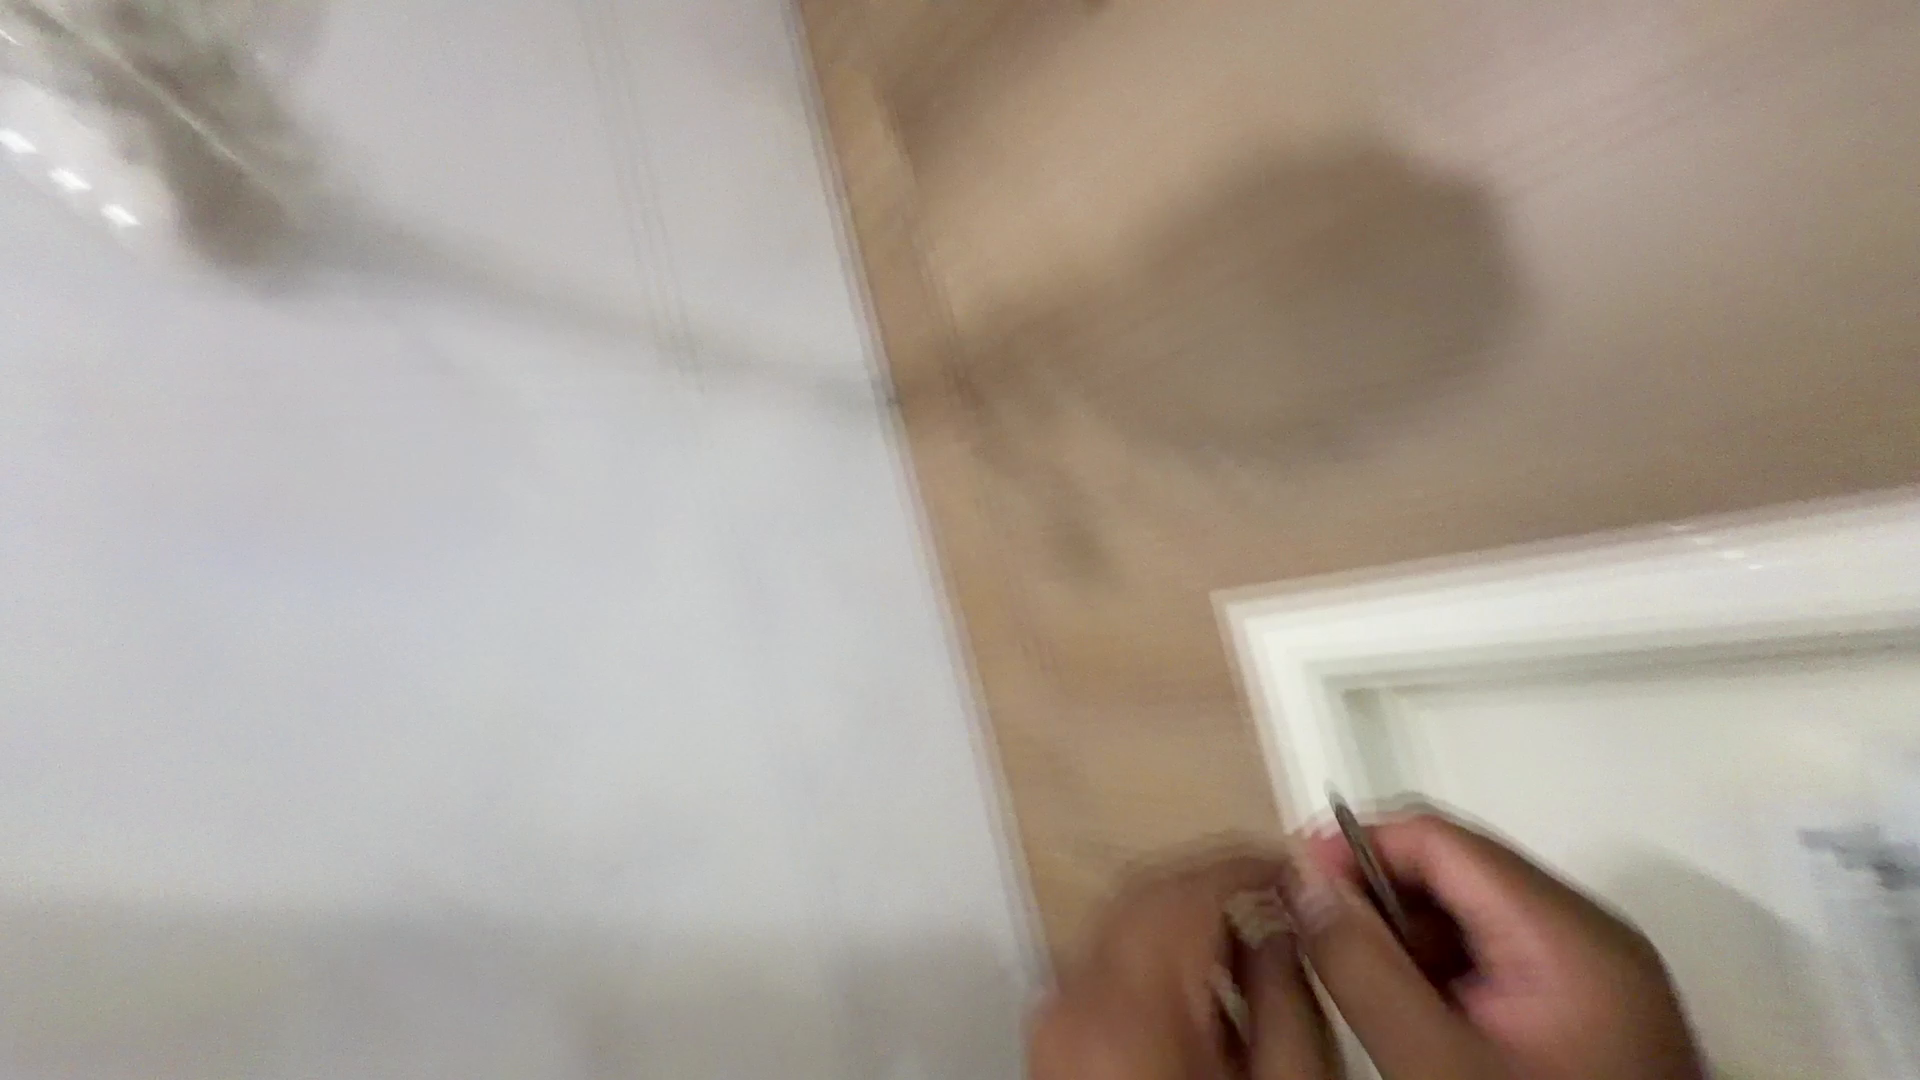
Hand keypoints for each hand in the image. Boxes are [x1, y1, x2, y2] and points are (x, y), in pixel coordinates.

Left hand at [1029, 846, 1337, 1079]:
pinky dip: (1152, 952)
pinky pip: (1103, 960)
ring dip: (1182, 917)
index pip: (1182, 892)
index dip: (1239, 865)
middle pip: (1143, 897)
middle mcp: (1073, 996)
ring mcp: (1052, 1013)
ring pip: (1121, 922)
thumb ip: (1287, 999)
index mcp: (1130, 1007)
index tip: (1286, 864)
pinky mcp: (1052, 1032)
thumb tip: (1280, 926)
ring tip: (1245, 950)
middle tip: (1272, 900)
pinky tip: (1200, 987)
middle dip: (1211, 886)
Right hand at [1288, 812, 1705, 1079]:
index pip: (1434, 836)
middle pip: (1446, 865)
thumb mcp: (1436, 1062)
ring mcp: (1584, 968)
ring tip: (1361, 981)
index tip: (1296, 881)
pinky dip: (1426, 962)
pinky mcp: (1573, 1000)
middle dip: (1370, 892)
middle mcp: (1585, 935)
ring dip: (1394, 930)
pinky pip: (1478, 946)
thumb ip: (1361, 964)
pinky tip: (1407, 1007)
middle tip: (1318, 934)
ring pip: (1455, 905)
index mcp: (1569, 935)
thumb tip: (1301, 881)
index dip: (1352, 845)